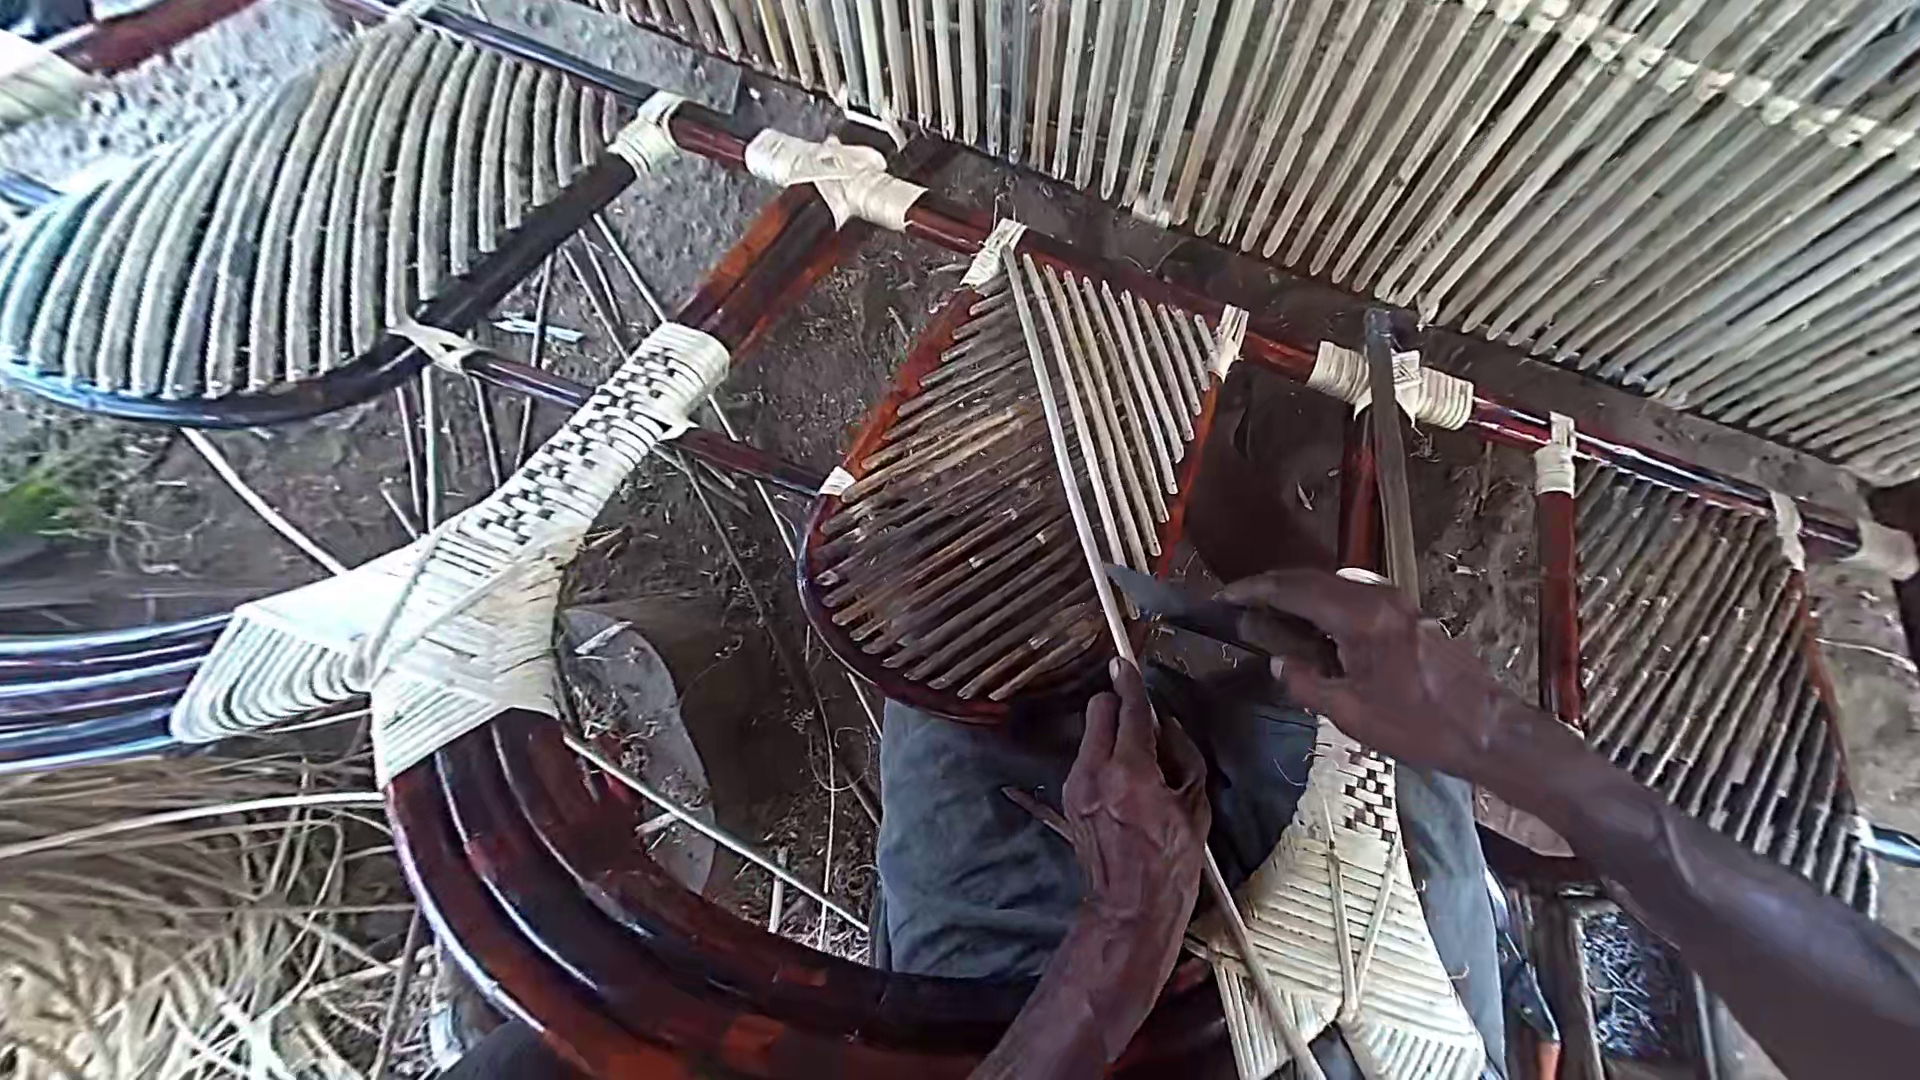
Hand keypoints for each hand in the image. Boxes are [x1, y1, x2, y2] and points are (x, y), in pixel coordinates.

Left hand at [1063, 658, 1209, 925]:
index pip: (1129, 713)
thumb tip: (1167, 725)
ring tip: (1137, 762)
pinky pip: (1086, 757)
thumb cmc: (1171, 866)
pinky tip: (1123, 782)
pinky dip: (1103, 756)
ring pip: (1089, 733)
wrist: (1127, 910)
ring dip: (1111, 733)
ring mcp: (1076, 783)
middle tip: (1140, 721)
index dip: (1129, 684)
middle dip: (1117, 705)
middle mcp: (1095, 771)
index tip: (1124, 662)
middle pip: (1097, 709)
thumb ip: (1182, 758)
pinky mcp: (1068, 795)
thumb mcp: (1195, 811)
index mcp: (1130, 774)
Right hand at [1218, 569, 1544, 782]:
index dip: (1252, 590)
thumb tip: (1277, 661)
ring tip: (1268, 611)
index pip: (1291, 589)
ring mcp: (1395, 601)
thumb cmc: (1419, 726)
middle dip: (1269, 586)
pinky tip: (1311, 621)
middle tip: (1239, 601)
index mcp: (1358, 618)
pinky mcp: (1406, 612)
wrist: (1495, 734)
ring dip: (1294, 591)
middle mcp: (1377, 598)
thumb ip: (1302, 681)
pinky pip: (1350, 593)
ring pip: (1330, 582)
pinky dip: (1320, 599)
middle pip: (1309, 577)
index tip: (1224, 597)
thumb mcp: (1348, 712)